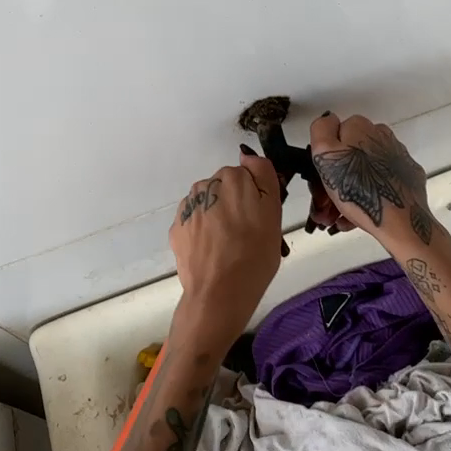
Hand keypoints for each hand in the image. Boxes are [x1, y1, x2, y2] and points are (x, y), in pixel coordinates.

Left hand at [168, 152, 283, 342]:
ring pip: (209, 205)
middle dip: (235, 205)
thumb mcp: (274, 212)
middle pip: (226, 189)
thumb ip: (263, 175)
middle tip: (248, 235)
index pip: (247, 176)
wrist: (220, 294)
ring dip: (217, 217)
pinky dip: (202, 233)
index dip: (255, 197)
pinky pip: (195, 223)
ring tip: (228, 247)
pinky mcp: (176, 229)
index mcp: (232, 178)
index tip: (259, 218)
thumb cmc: (255, 254)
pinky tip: (212, 253)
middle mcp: (205, 185)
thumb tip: (247, 156)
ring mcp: (187, 208)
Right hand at [309, 112, 436, 251]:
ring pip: (365, 170)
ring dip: (352, 190)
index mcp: (359, 126)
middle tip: (329, 205)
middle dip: (337, 179)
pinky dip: (371, 194)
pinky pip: (382, 182)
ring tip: (342, 215)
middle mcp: (380, 135)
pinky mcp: (407, 175)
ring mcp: (396, 155)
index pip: (333, 137)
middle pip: (350, 155)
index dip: (324, 160)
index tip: (321, 180)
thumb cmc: (363, 191)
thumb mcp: (326, 156)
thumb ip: (321, 129)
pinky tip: (360, 214)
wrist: (401, 221)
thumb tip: (326, 118)